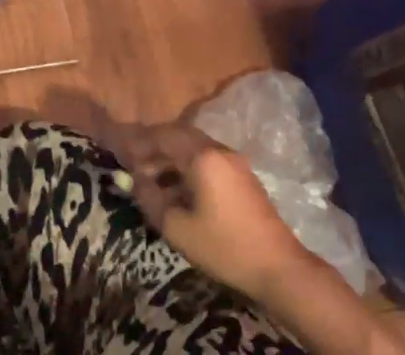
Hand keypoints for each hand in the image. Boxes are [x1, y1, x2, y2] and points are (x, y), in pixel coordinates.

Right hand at [115, 123, 321, 300]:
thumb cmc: (224, 246)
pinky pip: (210, 161)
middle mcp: (219, 151)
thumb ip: (149, 198)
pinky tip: (182, 192)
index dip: (140, 144)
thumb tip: (133, 181)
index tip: (124, 158)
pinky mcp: (245, 179)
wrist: (280, 269)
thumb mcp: (176, 227)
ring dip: (173, 159)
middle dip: (156, 149)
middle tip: (139, 169)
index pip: (162, 136)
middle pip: (180, 137)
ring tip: (157, 182)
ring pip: (195, 148)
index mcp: (202, 156)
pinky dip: (190, 168)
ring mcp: (236, 164)